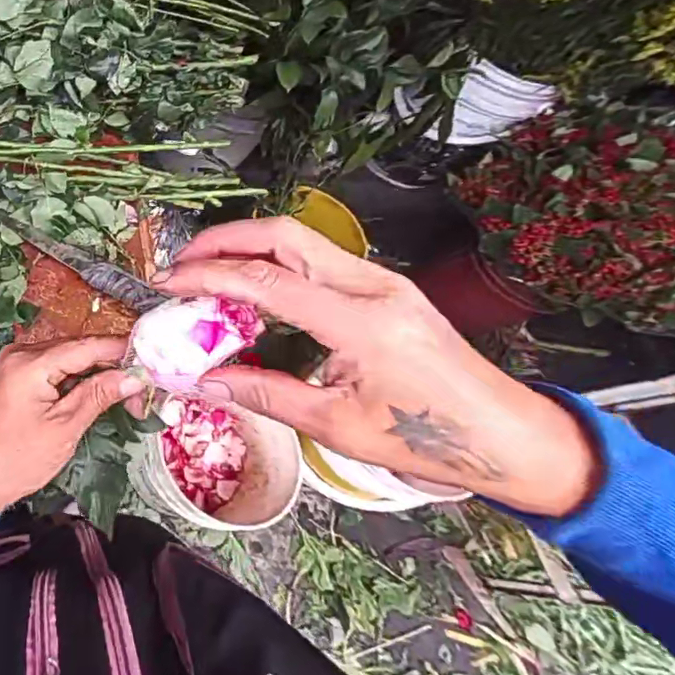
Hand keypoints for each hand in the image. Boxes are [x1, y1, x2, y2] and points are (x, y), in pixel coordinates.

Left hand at [0, 336, 141, 520]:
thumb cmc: (19, 460)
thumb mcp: (65, 428)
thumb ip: (99, 395)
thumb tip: (133, 376)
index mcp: (30, 364)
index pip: (85, 346)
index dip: (120, 350)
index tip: (150, 358)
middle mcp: (22, 352)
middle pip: (79, 348)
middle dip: (112, 364)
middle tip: (141, 385)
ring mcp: (18, 360)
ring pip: (71, 356)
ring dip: (98, 370)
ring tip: (126, 390)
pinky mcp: (19, 372)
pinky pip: (58, 365)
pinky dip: (80, 376)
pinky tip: (100, 388)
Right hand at [155, 218, 596, 516]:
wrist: (503, 433)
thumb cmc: (426, 439)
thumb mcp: (337, 425)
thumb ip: (265, 393)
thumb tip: (205, 380)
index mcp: (361, 322)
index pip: (268, 282)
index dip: (211, 276)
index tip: (170, 282)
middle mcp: (372, 285)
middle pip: (286, 235)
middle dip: (227, 239)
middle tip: (184, 261)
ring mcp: (383, 280)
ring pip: (303, 241)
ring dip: (251, 248)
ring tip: (209, 272)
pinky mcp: (385, 287)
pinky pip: (321, 261)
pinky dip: (278, 265)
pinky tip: (256, 290)